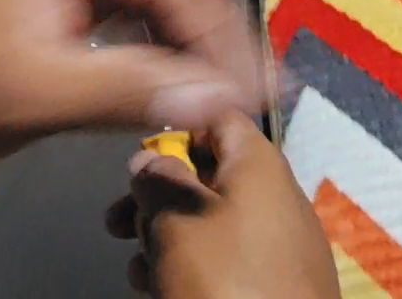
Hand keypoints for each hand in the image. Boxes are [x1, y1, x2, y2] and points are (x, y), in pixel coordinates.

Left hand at [0, 0, 264, 170]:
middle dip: (214, 38)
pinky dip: (158, 49)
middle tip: (249, 95)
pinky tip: (173, 81)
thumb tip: (219, 96)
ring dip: (190, 46)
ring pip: (157, 0)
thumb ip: (128, 89)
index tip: (257, 88)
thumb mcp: (32, 91)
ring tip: (220, 94)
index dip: (224, 35)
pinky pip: (131, 13)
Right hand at [105, 111, 339, 298]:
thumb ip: (157, 181)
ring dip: (169, 237)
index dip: (173, 134)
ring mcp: (284, 242)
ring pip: (216, 221)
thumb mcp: (177, 221)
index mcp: (259, 162)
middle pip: (210, 175)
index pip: (214, 120)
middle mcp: (277, 193)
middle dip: (160, 196)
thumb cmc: (226, 280)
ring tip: (136, 268)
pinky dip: (196, 265)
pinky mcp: (283, 285)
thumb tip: (148, 160)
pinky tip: (161, 290)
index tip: (137, 164)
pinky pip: (233, 258)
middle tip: (118, 224)